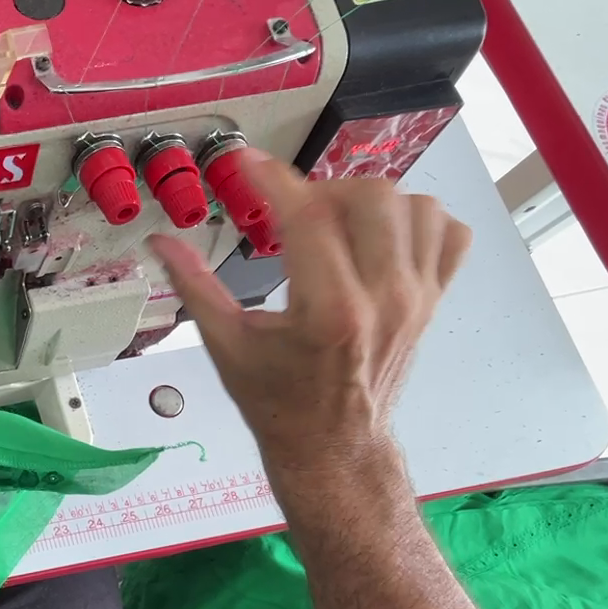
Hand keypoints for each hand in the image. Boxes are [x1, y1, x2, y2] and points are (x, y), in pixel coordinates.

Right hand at [148, 150, 470, 480]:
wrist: (331, 445)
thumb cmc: (272, 400)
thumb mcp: (224, 344)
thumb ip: (193, 286)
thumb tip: (159, 242)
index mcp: (327, 311)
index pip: (307, 218)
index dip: (273, 181)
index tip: (247, 164)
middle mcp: (383, 296)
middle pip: (368, 197)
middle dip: (319, 191)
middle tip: (287, 214)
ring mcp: (418, 296)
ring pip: (413, 205)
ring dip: (365, 201)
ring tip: (330, 225)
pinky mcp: (436, 299)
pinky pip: (447, 231)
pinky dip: (414, 219)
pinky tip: (376, 237)